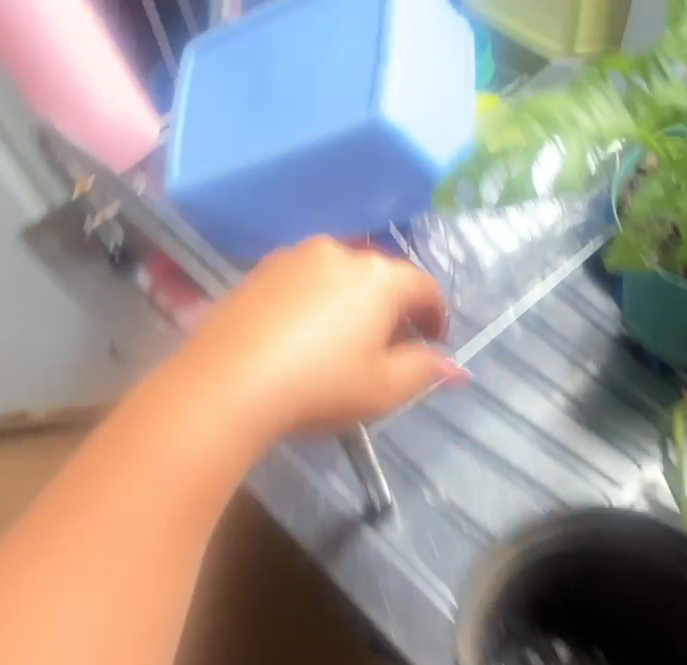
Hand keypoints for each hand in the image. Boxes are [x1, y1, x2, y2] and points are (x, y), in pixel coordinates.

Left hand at [170, 237, 459, 436]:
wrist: (229, 382)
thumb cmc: (322, 386)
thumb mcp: (384, 389)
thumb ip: (424, 372)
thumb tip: (456, 369)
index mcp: (379, 277)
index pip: (423, 287)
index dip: (437, 315)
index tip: (436, 341)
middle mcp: (339, 253)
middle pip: (380, 276)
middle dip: (394, 308)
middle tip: (394, 344)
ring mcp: (293, 257)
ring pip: (339, 276)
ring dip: (353, 302)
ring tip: (348, 340)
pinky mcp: (258, 272)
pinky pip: (304, 282)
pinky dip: (317, 303)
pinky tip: (308, 336)